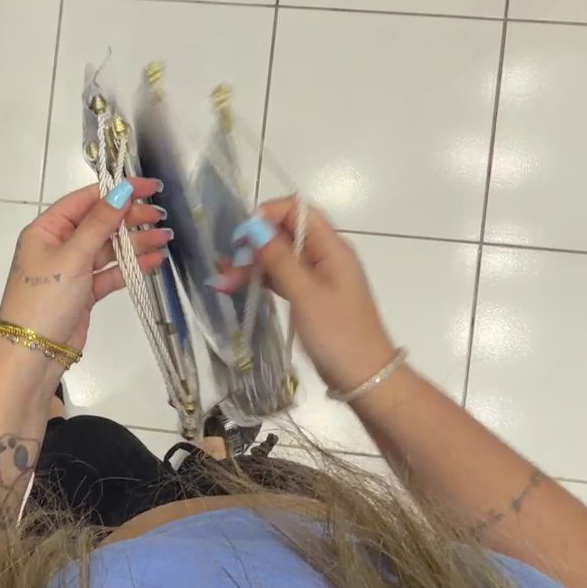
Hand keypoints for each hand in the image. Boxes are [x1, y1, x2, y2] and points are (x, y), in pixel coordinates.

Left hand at [0, 179, 170, 353]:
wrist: (33, 353)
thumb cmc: (46, 297)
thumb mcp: (72, 255)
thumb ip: (99, 223)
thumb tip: (121, 191)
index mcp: (47, 229)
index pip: (85, 200)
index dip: (118, 191)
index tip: (149, 188)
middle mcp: (58, 245)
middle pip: (99, 223)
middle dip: (130, 218)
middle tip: (161, 217)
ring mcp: (72, 269)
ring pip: (108, 248)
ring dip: (136, 243)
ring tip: (166, 238)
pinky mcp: (84, 292)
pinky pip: (111, 273)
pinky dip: (131, 267)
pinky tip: (154, 261)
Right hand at [216, 198, 397, 394]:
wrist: (364, 377)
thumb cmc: (338, 334)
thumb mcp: (305, 295)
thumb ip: (279, 259)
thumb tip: (253, 226)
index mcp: (332, 248)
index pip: (298, 211)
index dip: (268, 215)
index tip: (241, 236)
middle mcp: (325, 256)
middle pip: (284, 234)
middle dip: (253, 244)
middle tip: (226, 267)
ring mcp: (317, 277)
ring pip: (278, 257)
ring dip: (251, 265)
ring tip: (222, 282)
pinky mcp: (309, 296)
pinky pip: (281, 278)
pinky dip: (260, 280)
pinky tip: (236, 287)